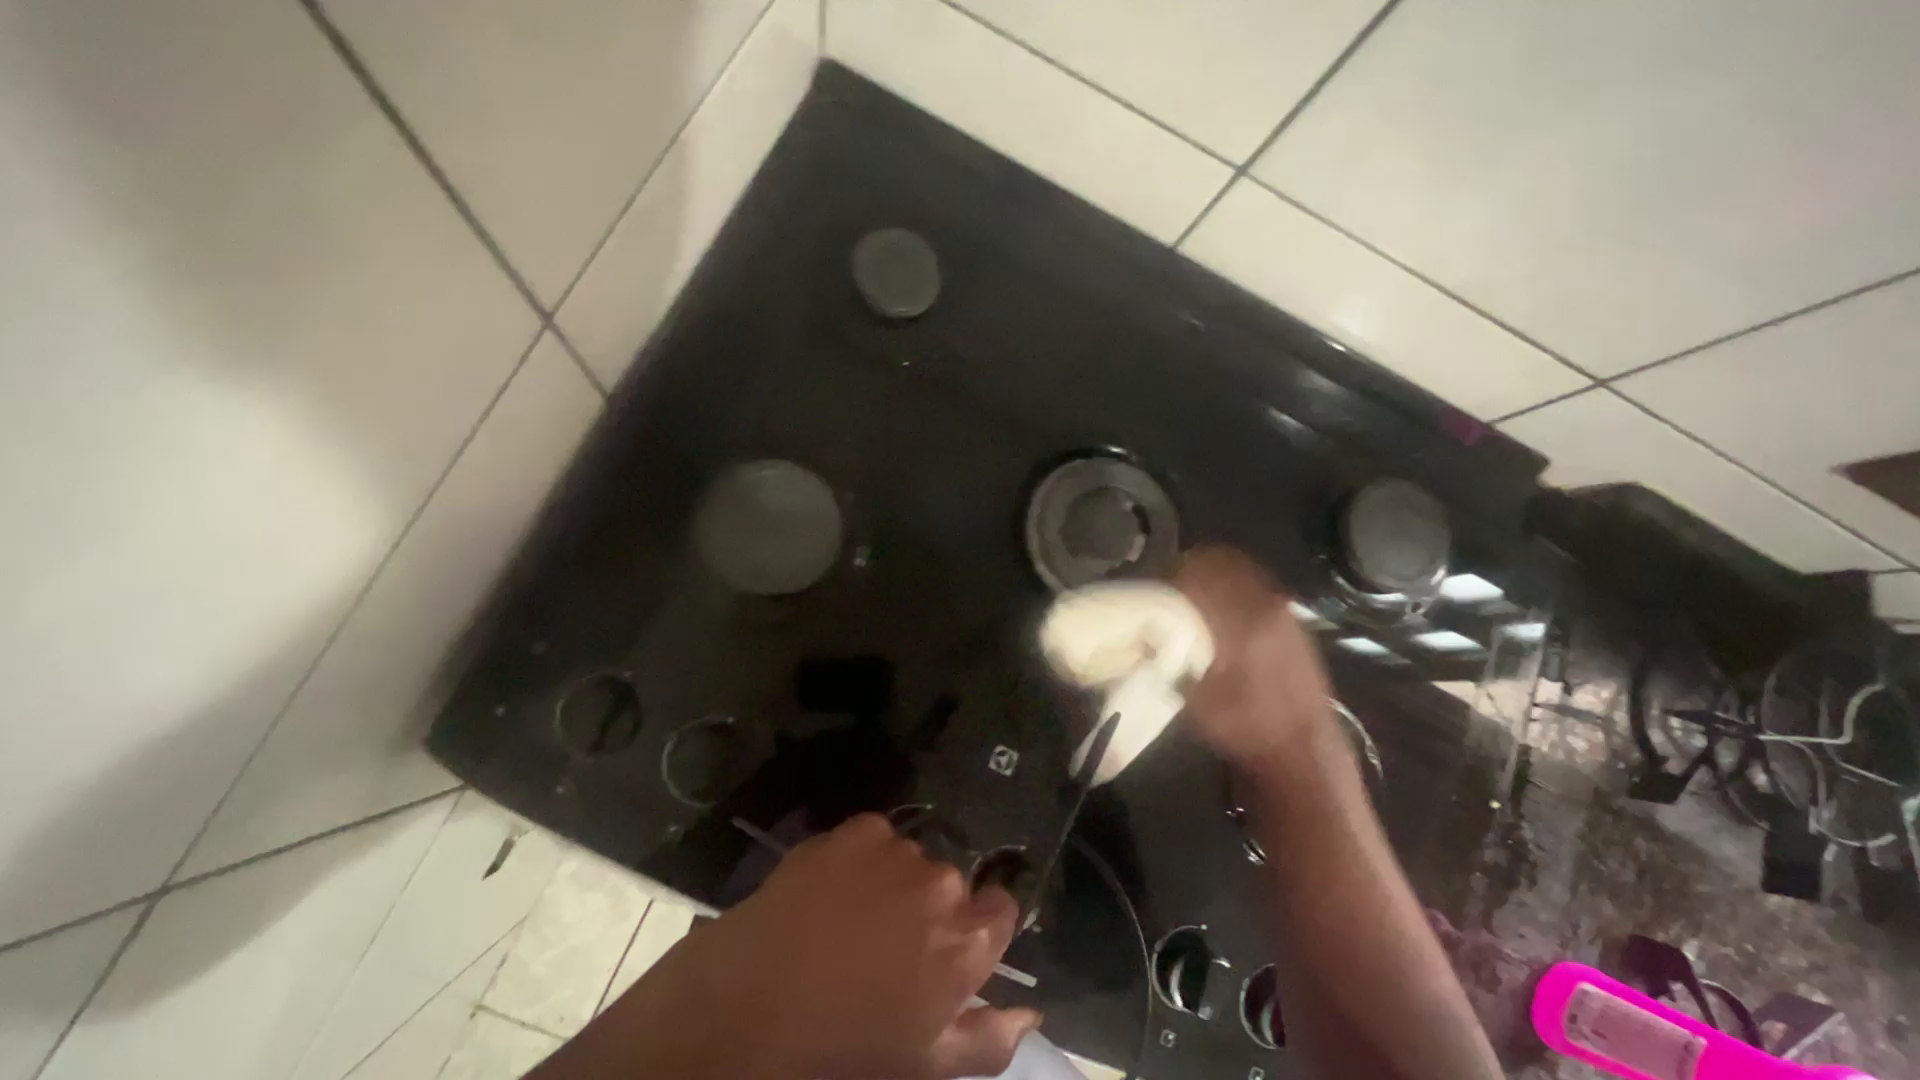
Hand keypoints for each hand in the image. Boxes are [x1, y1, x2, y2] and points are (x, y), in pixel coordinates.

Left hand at [631, 814, 1039, 1079]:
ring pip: (910, 861)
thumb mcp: (922, 1065)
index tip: (945, 952)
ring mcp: (893, 852)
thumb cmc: (839, 1052)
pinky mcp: (848, 833)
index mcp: (965, 941)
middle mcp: (941, 884)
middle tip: (887, 948)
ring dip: (893, 883)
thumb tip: (1031, 1013)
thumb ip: (988, 1038)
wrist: (742, 1016)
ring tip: (851, 921)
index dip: (977, 930)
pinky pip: (873, 838)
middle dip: (929, 911)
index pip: (1001, 910)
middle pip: (953, 886)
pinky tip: (830, 895)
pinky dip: (861, 860)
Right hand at [1173, 546, 1335, 776]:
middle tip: (1168, 584)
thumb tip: (1146, 638)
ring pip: (1241, 570)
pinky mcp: (1293, 621)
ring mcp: (1283, 610)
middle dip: (1190, 566)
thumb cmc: (1246, 728)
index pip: (1198, 573)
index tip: (1151, 586)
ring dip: (1213, 575)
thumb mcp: (1196, 701)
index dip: (1170, 574)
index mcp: (1240, 621)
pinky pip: (1256, 587)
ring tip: (1191, 595)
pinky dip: (1233, 588)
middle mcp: (1265, 605)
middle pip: (1221, 560)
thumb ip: (1170, 663)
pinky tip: (1220, 614)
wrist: (1303, 749)